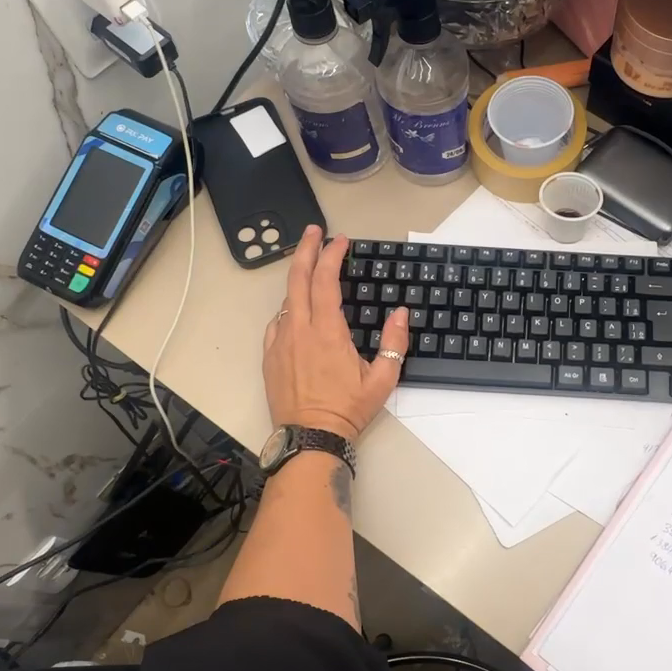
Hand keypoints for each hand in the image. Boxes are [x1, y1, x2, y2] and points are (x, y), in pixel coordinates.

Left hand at [262, 226, 407, 442]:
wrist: (309, 438)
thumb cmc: (346, 411)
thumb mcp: (383, 379)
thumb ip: (395, 342)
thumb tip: (401, 314)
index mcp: (327, 332)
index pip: (326, 281)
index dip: (333, 255)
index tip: (341, 241)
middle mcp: (299, 330)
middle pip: (297, 278)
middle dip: (307, 249)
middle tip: (315, 231)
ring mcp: (280, 342)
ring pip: (286, 298)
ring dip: (298, 278)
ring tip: (310, 268)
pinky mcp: (270, 357)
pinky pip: (276, 322)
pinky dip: (288, 308)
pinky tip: (296, 310)